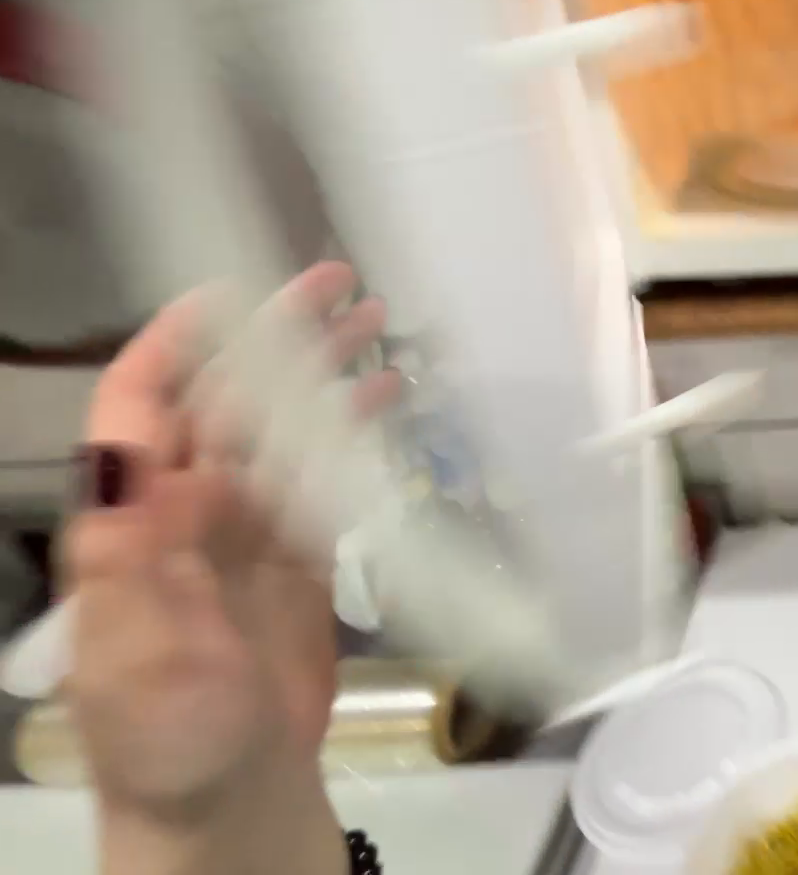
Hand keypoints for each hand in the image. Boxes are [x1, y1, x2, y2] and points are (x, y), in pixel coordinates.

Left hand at [62, 263, 398, 857]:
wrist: (229, 788)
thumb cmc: (173, 736)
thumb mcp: (137, 659)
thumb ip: (131, 563)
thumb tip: (137, 459)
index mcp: (138, 523)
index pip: (144, 410)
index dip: (180, 345)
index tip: (235, 294)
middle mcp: (190, 510)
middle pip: (236, 403)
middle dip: (282, 340)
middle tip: (343, 287)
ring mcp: (249, 528)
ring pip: (290, 428)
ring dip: (329, 374)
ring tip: (378, 325)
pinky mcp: (300, 547)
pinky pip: (328, 472)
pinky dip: (357, 430)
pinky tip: (388, 398)